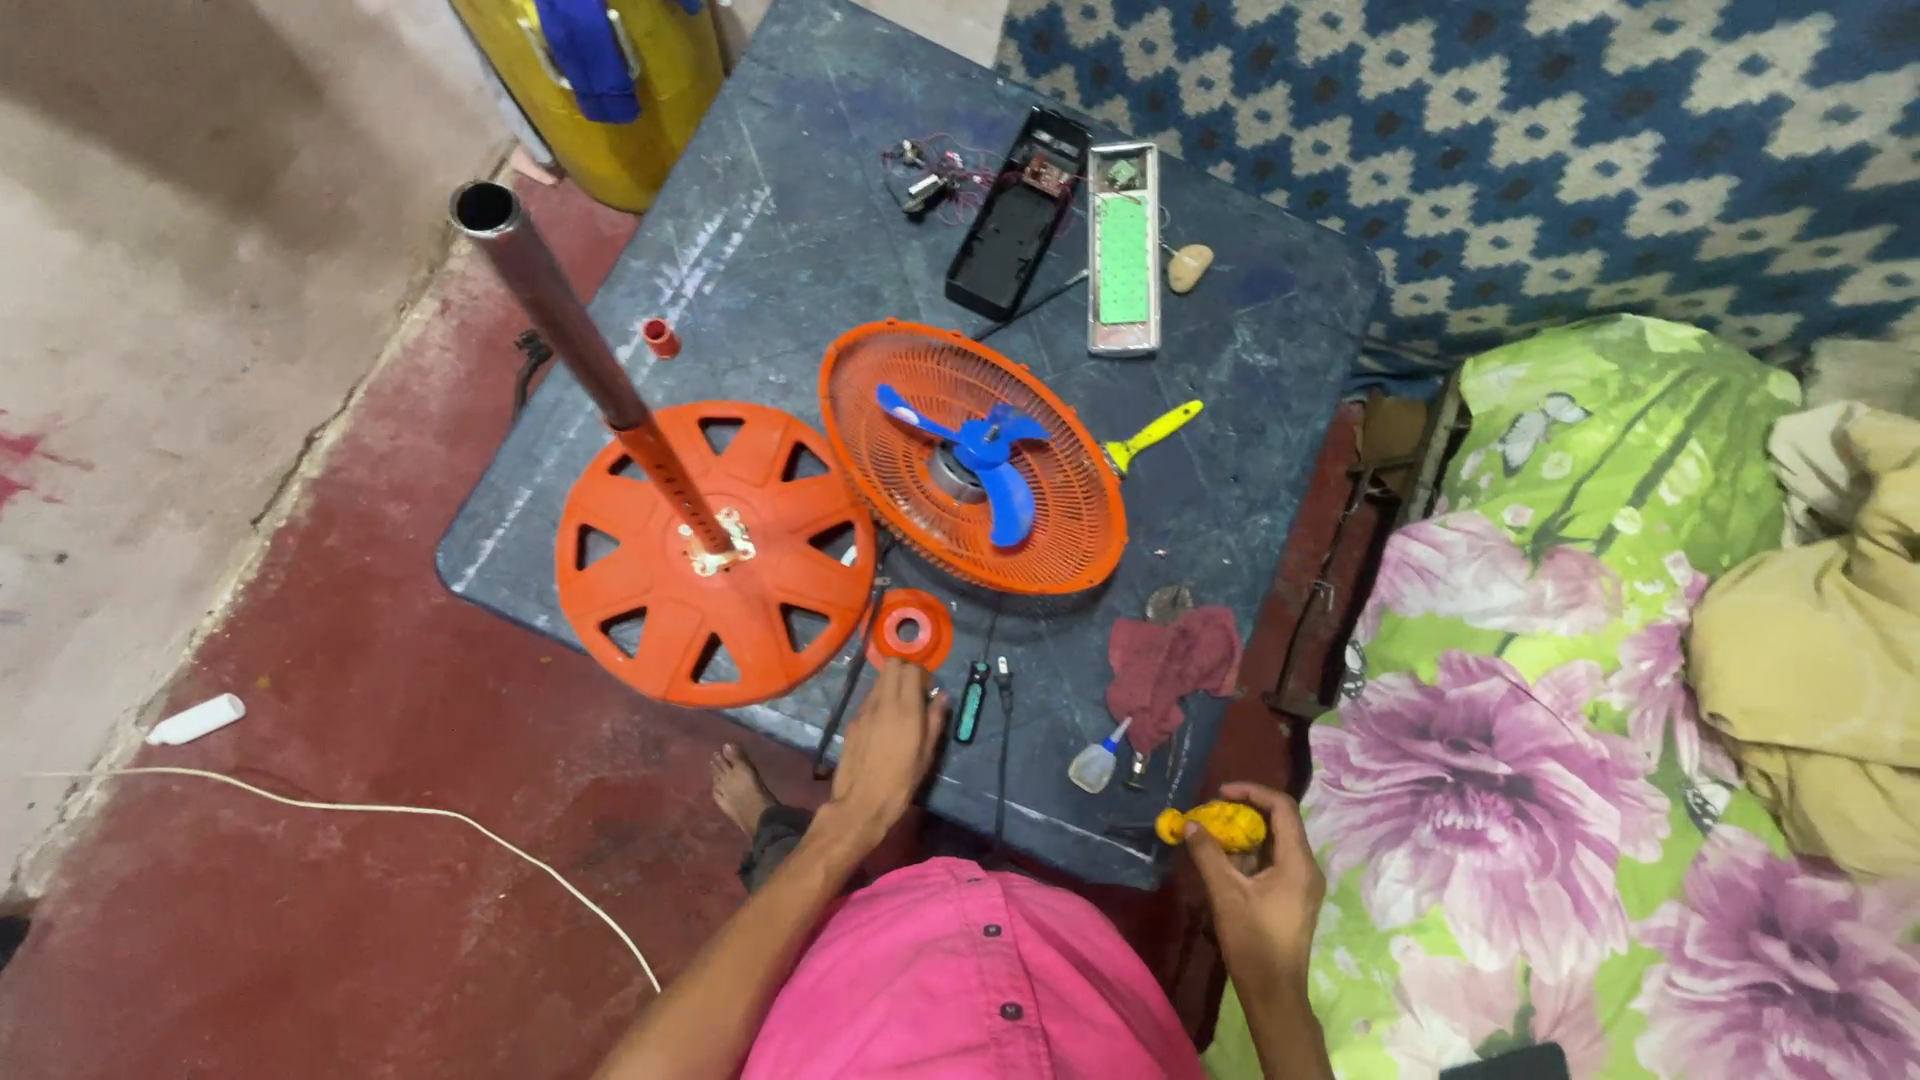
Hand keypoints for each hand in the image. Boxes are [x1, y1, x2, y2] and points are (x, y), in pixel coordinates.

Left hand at [821, 659, 947, 845]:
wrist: (862, 802)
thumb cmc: (901, 782)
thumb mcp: (926, 754)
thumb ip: (935, 720)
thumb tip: (942, 696)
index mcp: (906, 710)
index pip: (911, 669)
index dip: (922, 673)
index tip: (927, 688)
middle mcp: (883, 703)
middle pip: (891, 665)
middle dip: (905, 670)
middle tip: (913, 690)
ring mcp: (864, 711)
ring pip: (878, 680)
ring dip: (891, 684)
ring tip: (899, 706)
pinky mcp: (852, 721)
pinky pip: (868, 699)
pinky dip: (878, 700)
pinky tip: (883, 722)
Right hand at [1185, 781, 1326, 995]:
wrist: (1274, 992)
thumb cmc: (1253, 942)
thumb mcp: (1225, 894)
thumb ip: (1208, 854)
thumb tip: (1191, 824)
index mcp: (1298, 862)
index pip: (1282, 807)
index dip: (1252, 791)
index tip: (1221, 793)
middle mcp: (1307, 867)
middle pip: (1280, 821)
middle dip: (1244, 811)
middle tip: (1213, 812)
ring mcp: (1302, 882)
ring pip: (1275, 841)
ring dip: (1244, 832)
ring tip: (1213, 833)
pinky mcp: (1294, 895)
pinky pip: (1273, 860)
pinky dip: (1249, 852)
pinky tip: (1223, 859)